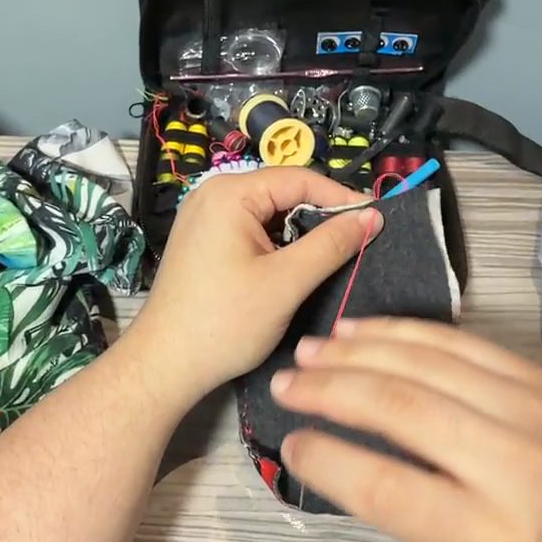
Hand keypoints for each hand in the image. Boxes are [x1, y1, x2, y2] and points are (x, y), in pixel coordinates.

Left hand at [117, 168, 379, 406]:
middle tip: (357, 242)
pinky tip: (293, 266)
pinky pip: (250, 228)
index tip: (376, 221)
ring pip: (268, 212)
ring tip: (331, 257)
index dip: (341, 198)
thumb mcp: (286, 283)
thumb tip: (372, 217)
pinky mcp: (202, 239)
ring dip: (299, 232)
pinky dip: (276, 243)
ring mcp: (203, 216)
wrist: (165, 363)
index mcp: (229, 193)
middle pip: (282, 192)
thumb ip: (331, 245)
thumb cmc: (224, 322)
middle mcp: (212, 194)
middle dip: (320, 216)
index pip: (299, 179)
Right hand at [269, 318, 541, 541]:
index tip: (289, 440)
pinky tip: (355, 331)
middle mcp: (521, 465)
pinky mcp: (534, 374)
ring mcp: (534, 409)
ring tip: (308, 352)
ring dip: (355, 352)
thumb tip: (316, 442)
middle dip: (332, 390)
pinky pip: (452, 339)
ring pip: (424, 363)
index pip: (392, 489)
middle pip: (405, 409)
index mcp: (497, 534)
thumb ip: (391, 505)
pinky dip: (396, 332)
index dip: (330, 460)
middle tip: (285, 383)